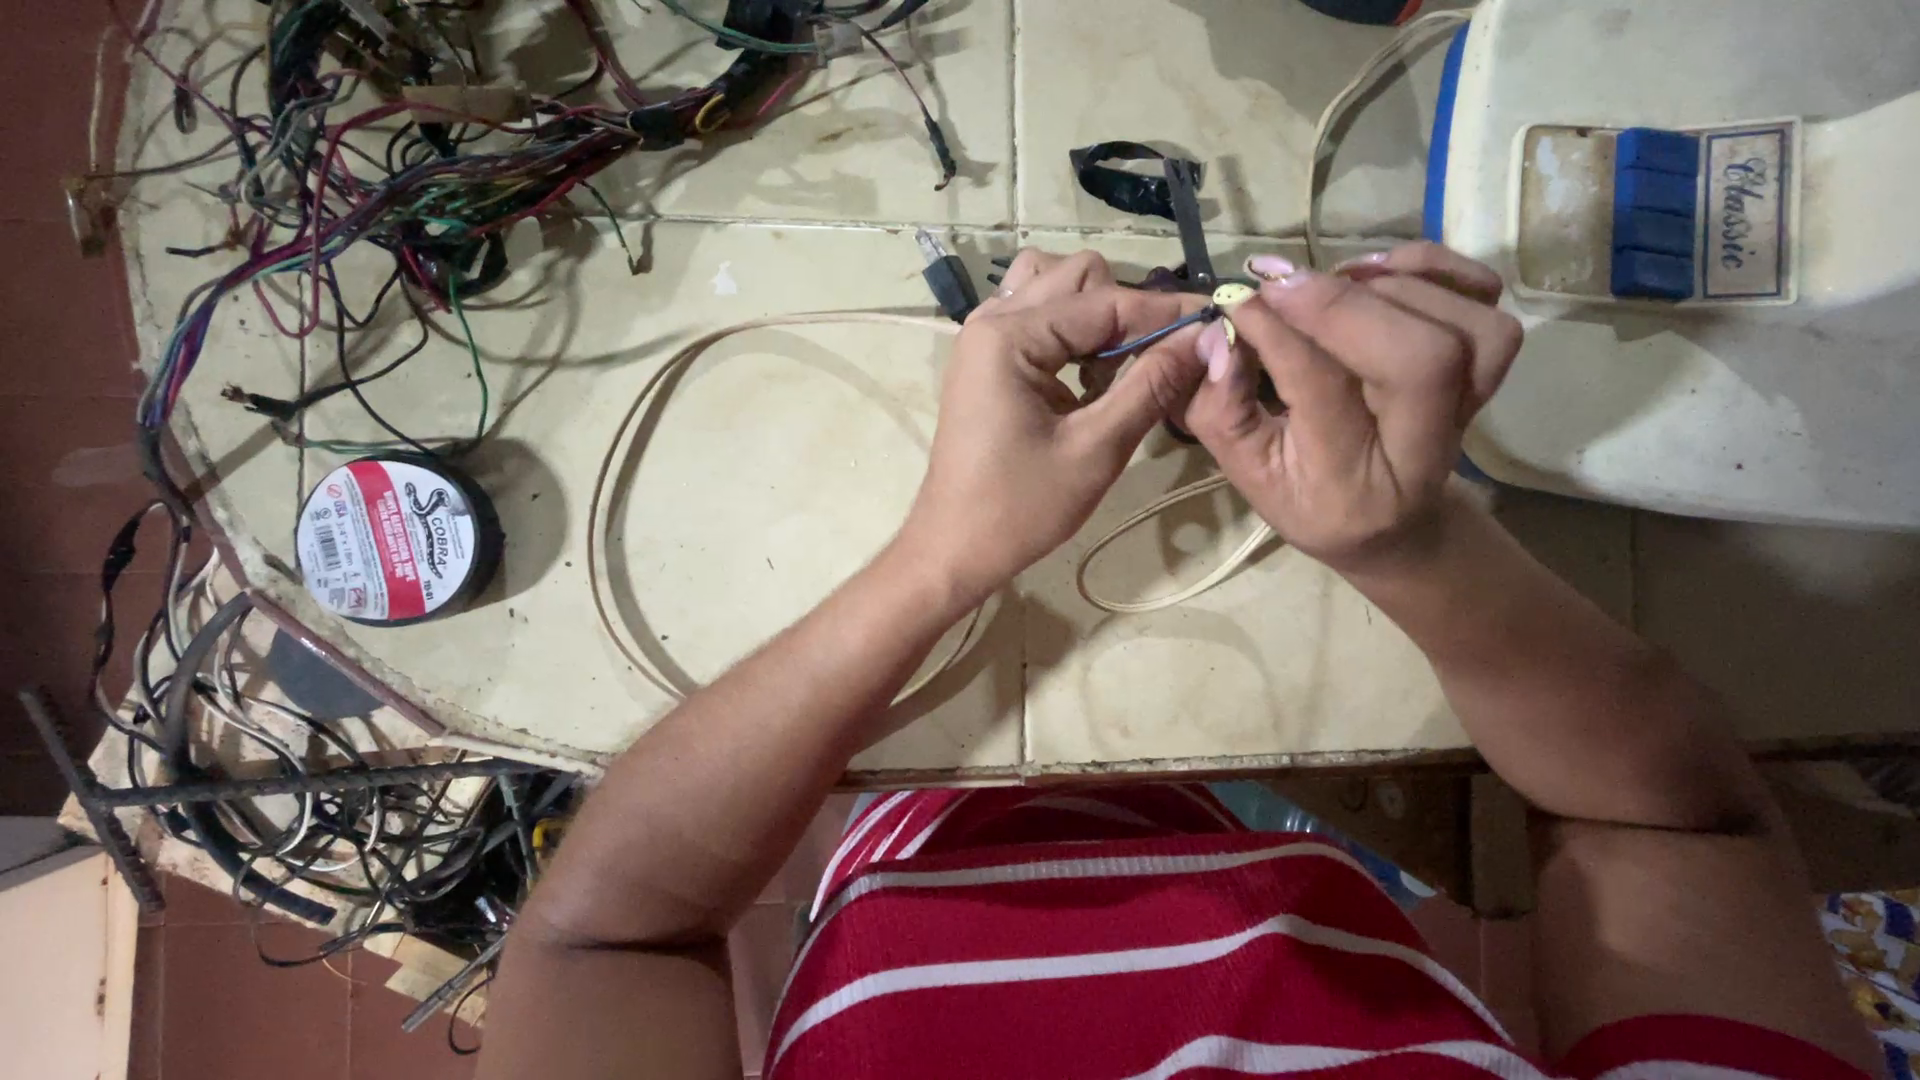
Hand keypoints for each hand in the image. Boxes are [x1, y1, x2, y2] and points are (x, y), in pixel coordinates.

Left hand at [894, 250, 1209, 602]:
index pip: (1105, 301)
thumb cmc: (1020, 508)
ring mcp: (983, 337)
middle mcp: (990, 320)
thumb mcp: (1096, 449)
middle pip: (1077, 276)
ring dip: (1096, 315)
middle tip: (1161, 359)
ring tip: (1118, 368)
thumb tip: (1206, 338)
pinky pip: (1038, 319)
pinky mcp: (986, 360)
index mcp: (1008, 336)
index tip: (1218, 323)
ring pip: (1055, 289)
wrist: (956, 546)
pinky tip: (1091, 377)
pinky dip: (1072, 333)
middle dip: (1128, 309)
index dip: (1166, 312)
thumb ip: (1152, 385)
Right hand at [1182, 242, 1521, 574]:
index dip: (1276, 334)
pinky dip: (1431, 267)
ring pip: (1461, 324)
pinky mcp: (1488, 368)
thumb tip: (1218, 333)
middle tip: (1277, 284)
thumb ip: (1221, 409)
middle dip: (1340, 305)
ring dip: (1384, 287)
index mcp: (1352, 485)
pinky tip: (1373, 273)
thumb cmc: (1308, 500)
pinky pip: (1484, 297)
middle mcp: (1424, 449)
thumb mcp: (1246, 471)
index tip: (1236, 301)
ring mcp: (1471, 407)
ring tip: (1321, 286)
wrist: (1392, 528)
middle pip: (1419, 358)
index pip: (1324, 390)